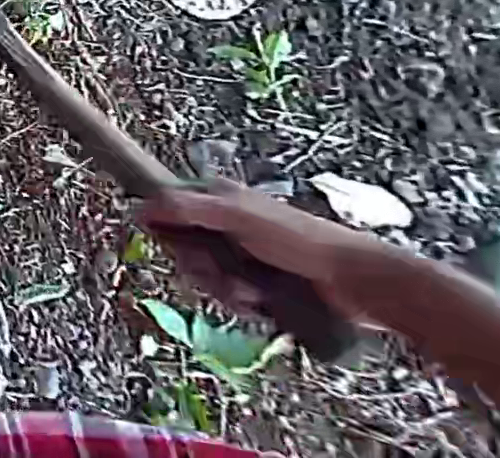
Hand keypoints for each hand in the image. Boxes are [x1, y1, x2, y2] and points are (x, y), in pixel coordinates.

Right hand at [141, 180, 388, 319]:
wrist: (360, 281)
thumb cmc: (297, 239)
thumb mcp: (236, 216)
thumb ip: (185, 208)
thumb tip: (139, 208)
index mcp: (215, 197)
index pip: (166, 209)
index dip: (165, 230)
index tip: (174, 247)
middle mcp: (222, 221)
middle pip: (183, 244)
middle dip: (198, 265)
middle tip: (218, 274)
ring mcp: (239, 252)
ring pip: (203, 271)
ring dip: (220, 286)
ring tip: (247, 293)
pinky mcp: (255, 280)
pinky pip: (226, 291)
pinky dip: (237, 300)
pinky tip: (255, 302)